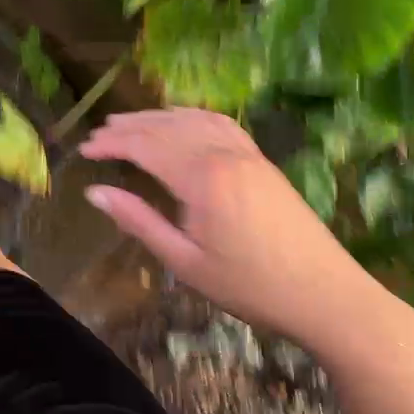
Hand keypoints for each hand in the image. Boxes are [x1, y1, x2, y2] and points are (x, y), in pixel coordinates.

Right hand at [79, 109, 394, 352]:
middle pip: (164, 127)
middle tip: (97, 135)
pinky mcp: (262, 160)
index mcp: (202, 178)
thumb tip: (94, 192)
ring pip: (190, 119)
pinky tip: (178, 120)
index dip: (111, 145)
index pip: (144, 146)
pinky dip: (190, 115)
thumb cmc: (252, 287)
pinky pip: (219, 123)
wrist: (330, 298)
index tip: (84, 151)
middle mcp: (224, 154)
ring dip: (155, 117)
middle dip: (127, 128)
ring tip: (126, 121)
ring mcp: (246, 153)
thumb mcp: (186, 263)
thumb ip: (139, 222)